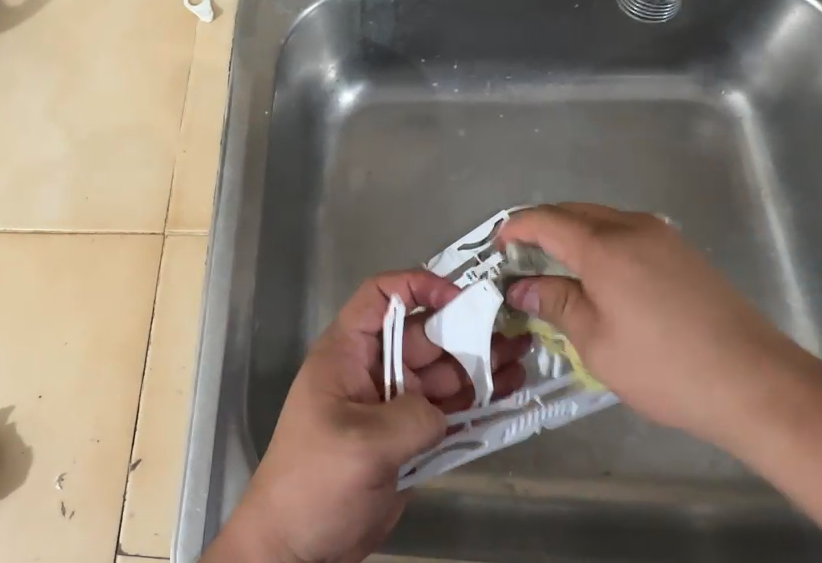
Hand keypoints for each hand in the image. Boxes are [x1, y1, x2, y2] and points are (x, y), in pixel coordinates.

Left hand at [208, 269, 527, 562]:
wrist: (297, 545)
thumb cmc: (315, 480)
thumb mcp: (362, 444)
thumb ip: (412, 418)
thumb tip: (443, 413)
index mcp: (348, 352)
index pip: (381, 296)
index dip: (418, 285)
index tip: (459, 296)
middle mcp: (373, 369)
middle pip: (423, 333)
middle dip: (466, 327)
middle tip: (514, 329)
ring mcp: (393, 404)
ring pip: (441, 371)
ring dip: (480, 363)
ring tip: (524, 357)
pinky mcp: (409, 438)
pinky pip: (447, 410)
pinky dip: (477, 401)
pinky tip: (510, 393)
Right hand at [498, 202, 799, 442]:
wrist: (757, 383)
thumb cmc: (666, 368)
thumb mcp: (597, 343)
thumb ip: (556, 303)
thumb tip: (523, 286)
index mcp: (604, 245)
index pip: (545, 220)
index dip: (515, 230)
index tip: (496, 251)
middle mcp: (632, 227)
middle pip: (573, 212)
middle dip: (541, 231)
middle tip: (521, 265)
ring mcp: (663, 236)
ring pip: (602, 220)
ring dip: (573, 237)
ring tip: (556, 274)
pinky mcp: (684, 253)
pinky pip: (628, 234)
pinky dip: (601, 245)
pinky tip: (599, 281)